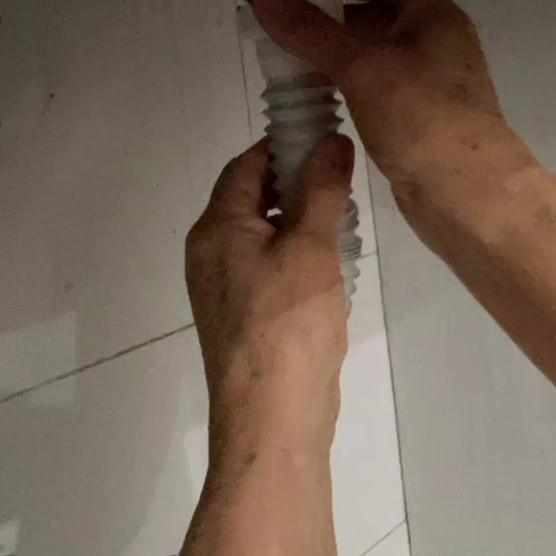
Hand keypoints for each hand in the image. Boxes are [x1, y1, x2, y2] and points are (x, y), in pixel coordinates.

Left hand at [185, 136, 353, 444]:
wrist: (272, 420)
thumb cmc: (288, 323)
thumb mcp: (311, 246)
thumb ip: (321, 188)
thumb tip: (332, 140)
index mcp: (216, 227)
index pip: (245, 164)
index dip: (283, 144)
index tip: (325, 136)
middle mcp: (210, 252)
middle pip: (251, 197)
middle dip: (296, 182)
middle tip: (343, 178)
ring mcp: (223, 288)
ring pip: (262, 234)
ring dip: (300, 220)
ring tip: (346, 218)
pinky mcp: (242, 316)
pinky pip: (267, 266)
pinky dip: (296, 253)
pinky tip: (333, 263)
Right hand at [252, 0, 534, 203]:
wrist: (466, 191)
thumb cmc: (419, 115)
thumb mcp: (359, 67)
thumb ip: (311, 32)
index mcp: (438, 19)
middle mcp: (443, 46)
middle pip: (393, 19)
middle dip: (348, 20)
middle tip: (302, 28)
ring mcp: (438, 87)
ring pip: (389, 59)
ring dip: (351, 57)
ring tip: (304, 63)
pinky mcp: (427, 122)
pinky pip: (389, 92)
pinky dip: (360, 89)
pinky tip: (330, 101)